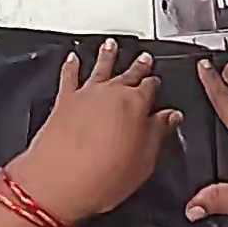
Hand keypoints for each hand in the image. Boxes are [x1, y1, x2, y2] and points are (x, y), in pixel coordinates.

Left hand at [6, 39, 182, 222]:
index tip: (157, 83)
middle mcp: (111, 93)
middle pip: (129, 74)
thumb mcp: (144, 160)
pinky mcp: (64, 101)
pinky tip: (72, 58)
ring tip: (112, 44)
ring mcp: (86, 95)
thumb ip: (158, 134)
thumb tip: (170, 118)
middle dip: (139, 65)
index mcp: (136, 104)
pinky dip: (71, 66)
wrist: (57, 182)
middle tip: (144, 57)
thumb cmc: (101, 176)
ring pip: (101, 67)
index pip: (150, 87)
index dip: (155, 85)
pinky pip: (69, 76)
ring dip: (108, 55)